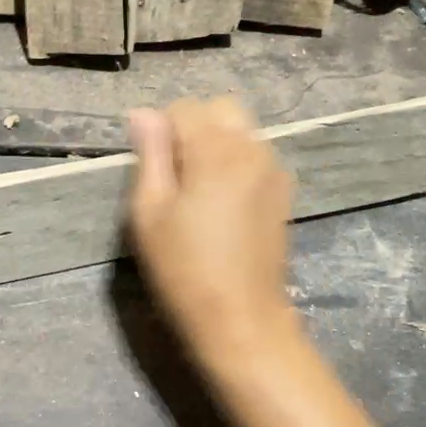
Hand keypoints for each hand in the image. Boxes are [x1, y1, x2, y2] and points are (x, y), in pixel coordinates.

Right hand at [126, 98, 299, 359]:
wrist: (241, 318)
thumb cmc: (183, 269)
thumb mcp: (149, 212)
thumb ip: (149, 155)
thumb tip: (142, 114)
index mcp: (215, 150)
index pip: (183, 108)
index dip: (161, 132)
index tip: (153, 171)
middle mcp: (251, 148)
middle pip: (220, 109)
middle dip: (194, 128)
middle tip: (175, 175)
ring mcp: (273, 169)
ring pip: (241, 131)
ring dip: (217, 144)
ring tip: (199, 192)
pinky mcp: (283, 192)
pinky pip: (256, 156)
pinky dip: (237, 163)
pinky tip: (223, 204)